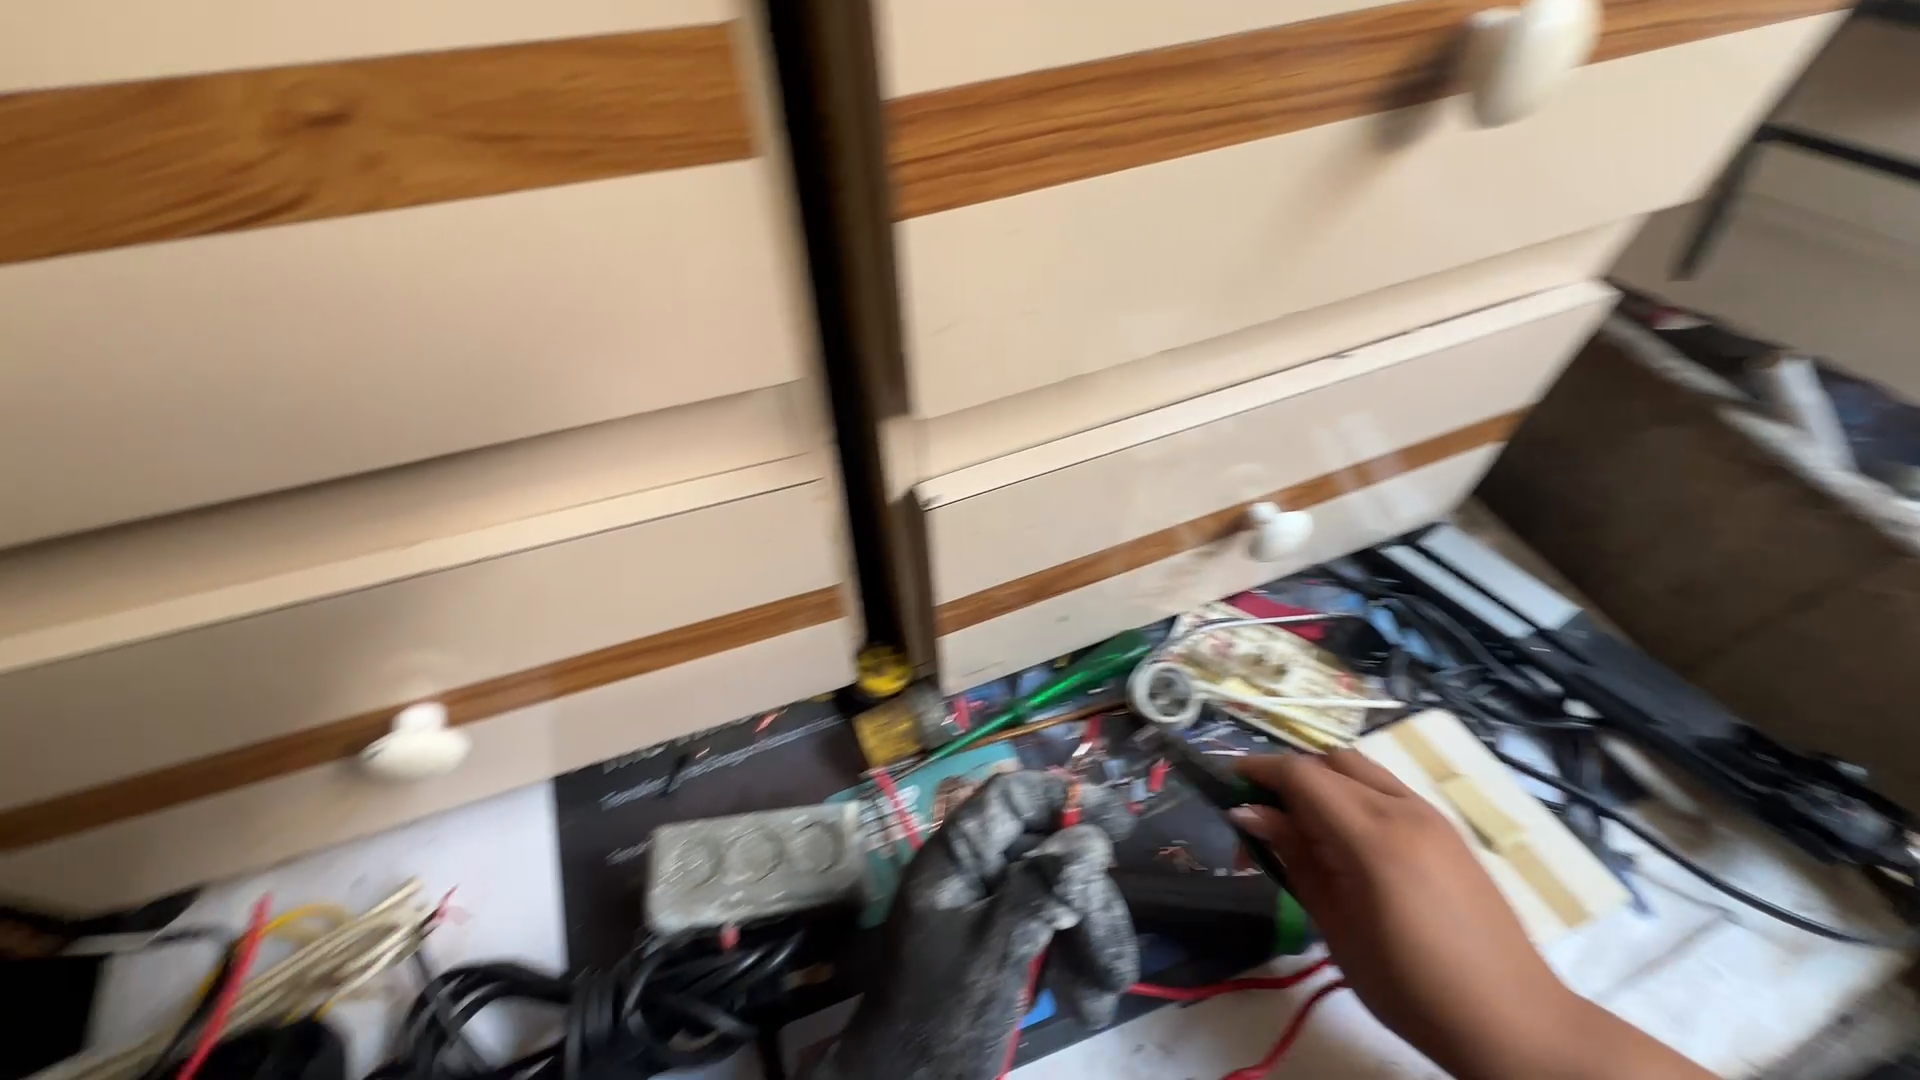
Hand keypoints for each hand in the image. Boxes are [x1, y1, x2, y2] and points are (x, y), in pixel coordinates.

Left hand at [811, 771, 1138, 1079]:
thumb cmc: (940, 1015)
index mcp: (958, 858)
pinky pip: (1055, 933)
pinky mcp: (1009, 945)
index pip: (1010, 797)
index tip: (1119, 824)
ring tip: (1100, 992)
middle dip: (1089, 904)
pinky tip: (1087, 1003)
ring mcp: (994, 910)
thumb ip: (1039, 892)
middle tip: (1113, 960)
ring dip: (1091, 941)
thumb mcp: (993, 952)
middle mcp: (977, 874)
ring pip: (1061, 897)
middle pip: (1049, 855)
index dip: (1063, 798)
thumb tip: (1088, 838)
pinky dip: (1077, 964)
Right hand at [1231, 750, 1709, 1079]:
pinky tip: (1344, 835)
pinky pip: (1387, 788)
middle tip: (1261, 809)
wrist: (1514, 1021)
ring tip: (1300, 820)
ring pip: (1361, 768)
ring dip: (1322, 778)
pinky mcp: (1448, 830)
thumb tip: (1249, 813)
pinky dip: (1353, 791)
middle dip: (1289, 772)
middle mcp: (1404, 810)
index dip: (1259, 770)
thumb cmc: (1410, 987)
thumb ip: (1295, 858)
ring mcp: (1432, 815)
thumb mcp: (1336, 926)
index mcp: (1373, 837)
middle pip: (1331, 760)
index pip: (1302, 774)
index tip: (1228, 782)